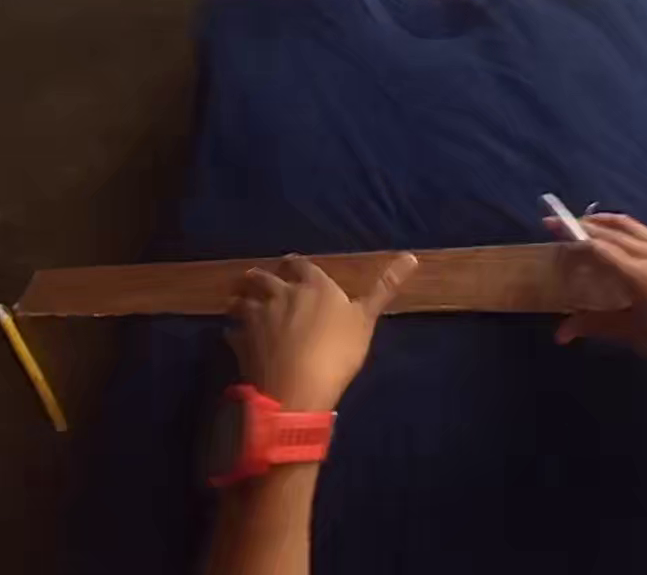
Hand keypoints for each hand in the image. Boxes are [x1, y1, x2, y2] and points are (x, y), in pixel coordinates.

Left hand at [227, 254, 417, 411]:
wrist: (296, 390)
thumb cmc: (336, 351)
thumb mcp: (366, 318)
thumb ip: (385, 286)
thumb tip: (413, 256)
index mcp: (312, 283)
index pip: (300, 263)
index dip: (295, 263)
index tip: (291, 263)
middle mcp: (281, 293)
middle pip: (265, 277)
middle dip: (260, 275)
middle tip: (255, 276)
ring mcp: (258, 317)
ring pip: (243, 300)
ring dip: (240, 299)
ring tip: (237, 300)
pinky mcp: (242, 342)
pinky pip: (233, 331)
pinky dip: (233, 330)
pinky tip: (233, 335)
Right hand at [547, 213, 646, 376]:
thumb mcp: (636, 333)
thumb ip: (596, 325)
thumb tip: (560, 334)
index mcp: (637, 273)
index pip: (596, 245)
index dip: (571, 236)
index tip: (550, 229)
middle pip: (609, 230)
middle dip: (581, 225)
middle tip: (558, 224)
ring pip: (627, 225)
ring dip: (602, 222)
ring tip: (583, 223)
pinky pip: (642, 231)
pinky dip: (622, 228)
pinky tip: (617, 237)